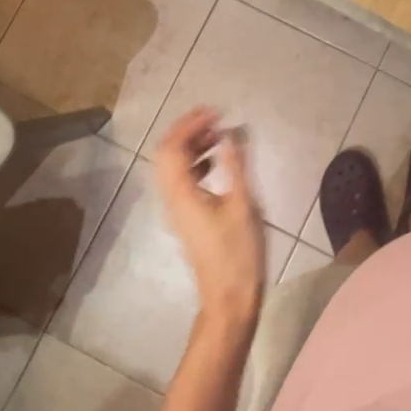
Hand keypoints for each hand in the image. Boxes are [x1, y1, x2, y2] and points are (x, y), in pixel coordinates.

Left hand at [154, 106, 266, 325]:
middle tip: (214, 118)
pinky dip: (197, 162)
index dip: (189, 124)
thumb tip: (232, 131)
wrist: (228, 299)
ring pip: (174, 167)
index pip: (173, 147)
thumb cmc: (238, 252)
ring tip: (219, 134)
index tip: (215, 111)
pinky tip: (218, 161)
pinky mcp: (188, 217)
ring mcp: (178, 209)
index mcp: (181, 193)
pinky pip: (183, 180)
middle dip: (187, 131)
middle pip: (167, 155)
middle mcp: (172, 198)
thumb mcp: (243, 204)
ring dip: (192, 145)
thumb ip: (236, 164)